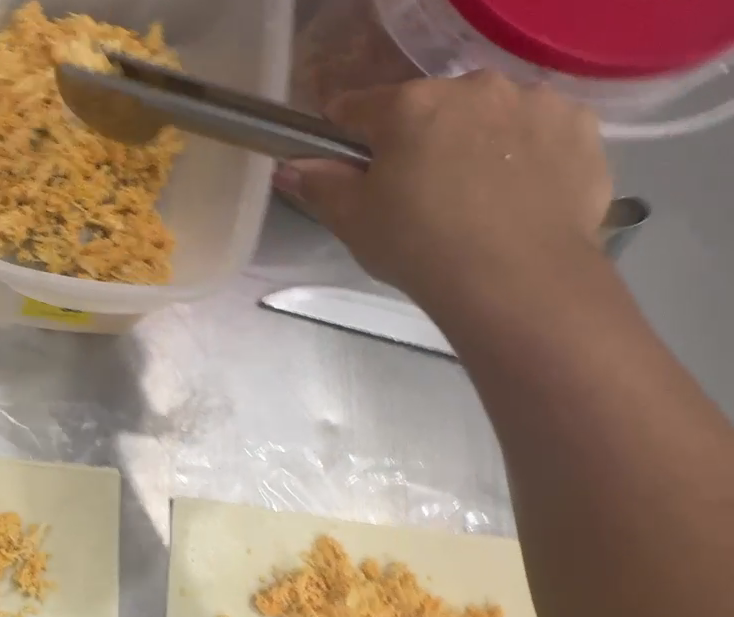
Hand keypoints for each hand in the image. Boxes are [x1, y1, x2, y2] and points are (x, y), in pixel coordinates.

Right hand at [275, 72, 613, 307]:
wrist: (515, 273)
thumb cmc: (416, 243)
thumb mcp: (350, 219)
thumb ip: (319, 184)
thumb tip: (291, 167)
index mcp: (411, 105)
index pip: (357, 106)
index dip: (342, 134)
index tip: (343, 164)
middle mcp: (475, 88)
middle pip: (428, 107)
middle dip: (415, 138)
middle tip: (409, 190)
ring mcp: (535, 102)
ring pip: (484, 117)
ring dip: (469, 143)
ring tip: (465, 196)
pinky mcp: (579, 126)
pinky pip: (534, 133)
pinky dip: (518, 156)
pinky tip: (508, 196)